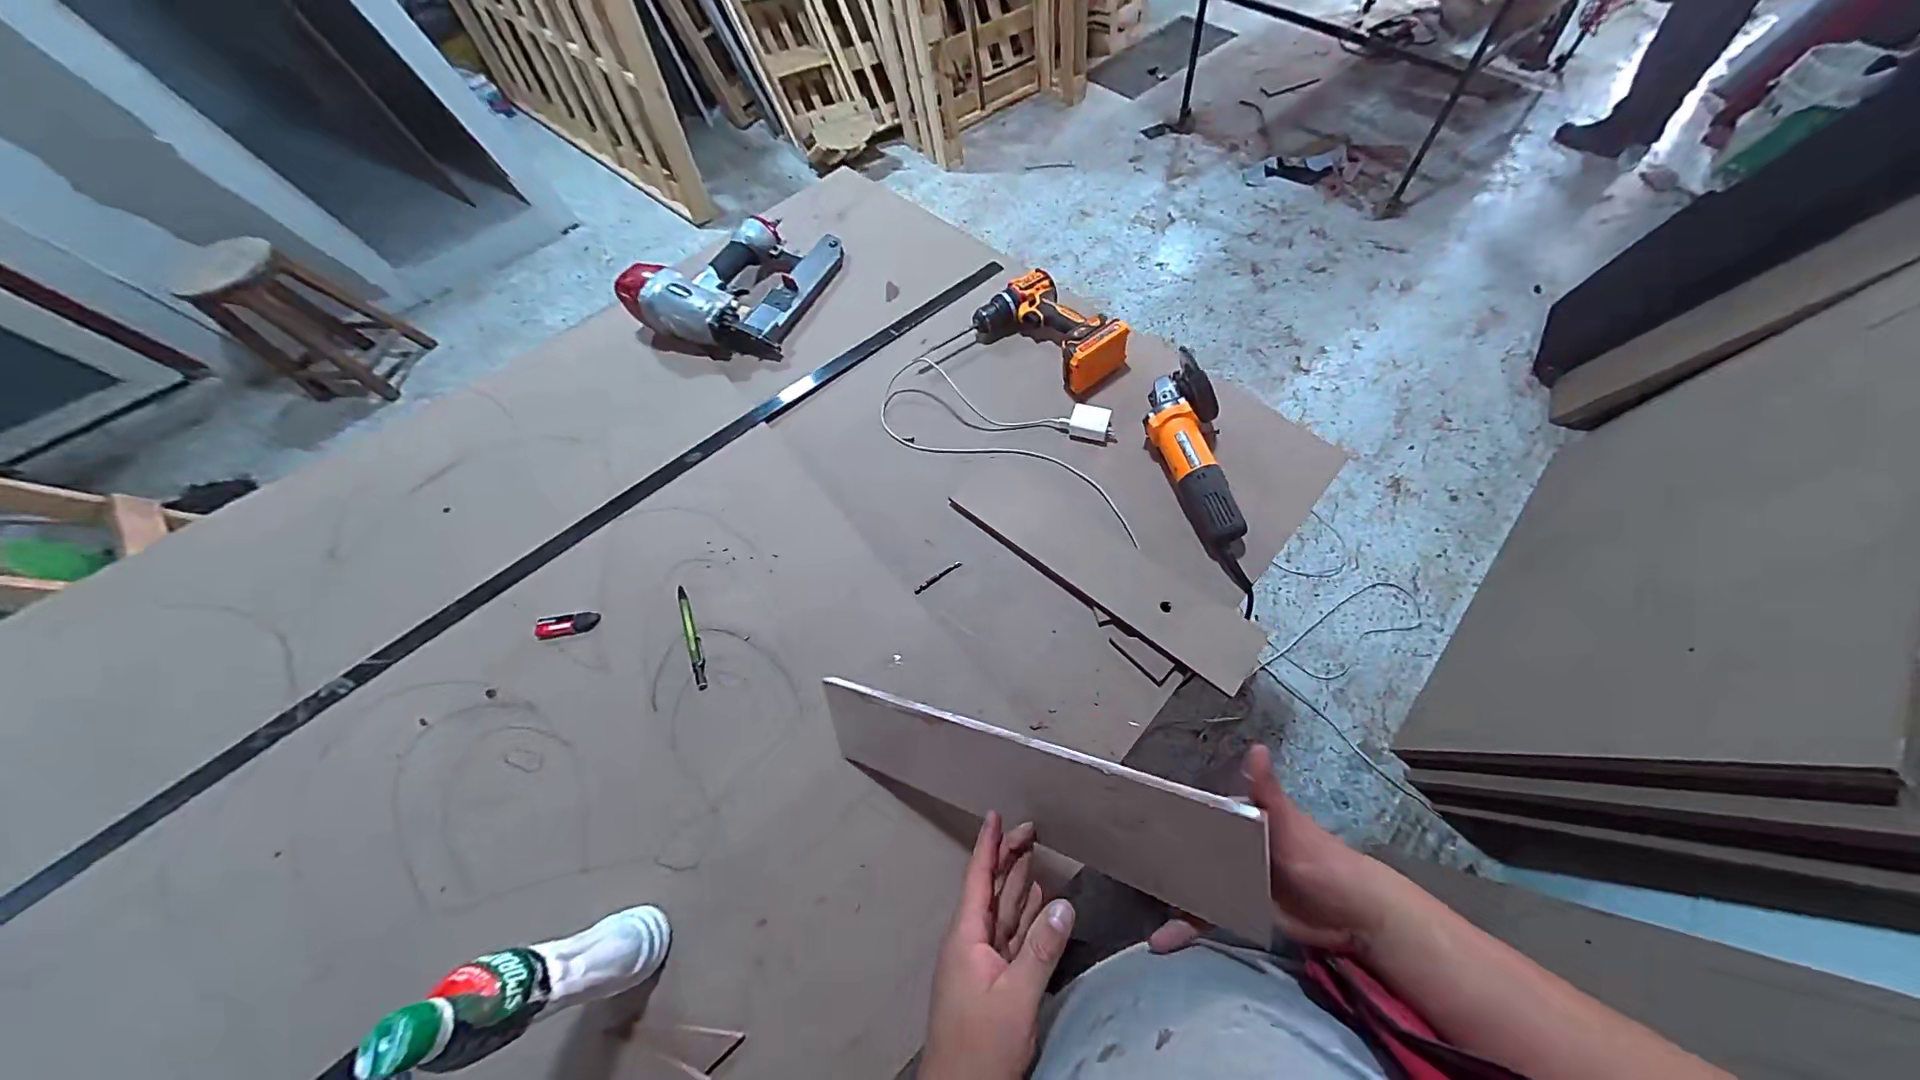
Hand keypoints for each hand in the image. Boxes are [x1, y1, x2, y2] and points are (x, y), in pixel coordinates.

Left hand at [922, 812, 1075, 1079]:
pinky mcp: (993, 978)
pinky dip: (1025, 915)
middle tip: (1029, 830)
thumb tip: (1064, 905)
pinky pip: (1011, 935)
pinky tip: (1039, 901)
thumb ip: (1041, 949)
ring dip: (1017, 882)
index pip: (978, 877)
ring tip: (1032, 853)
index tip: (994, 815)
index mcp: (966, 935)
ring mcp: (981, 959)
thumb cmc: (979, 1046)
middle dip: (1008, 857)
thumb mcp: (1015, 996)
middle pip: (992, 888)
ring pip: (1003, 909)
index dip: (987, 845)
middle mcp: (971, 940)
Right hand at [1149, 743, 1394, 954]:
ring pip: (1188, 883)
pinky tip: (1161, 941)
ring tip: (1134, 898)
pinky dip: (1183, 928)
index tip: (1128, 815)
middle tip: (1121, 859)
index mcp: (1233, 819)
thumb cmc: (1319, 858)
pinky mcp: (1235, 909)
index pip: (1191, 812)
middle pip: (1184, 848)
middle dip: (1155, 854)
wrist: (1352, 915)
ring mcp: (1229, 879)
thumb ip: (1267, 790)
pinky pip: (1204, 917)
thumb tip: (1256, 748)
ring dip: (1165, 893)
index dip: (1163, 814)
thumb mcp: (1288, 821)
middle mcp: (1225, 845)